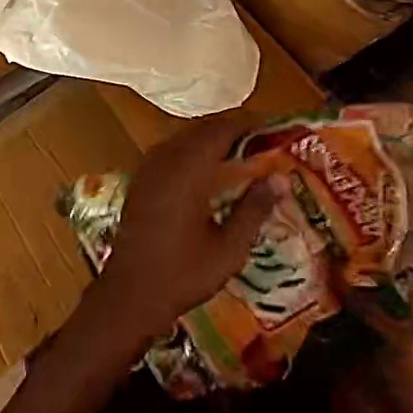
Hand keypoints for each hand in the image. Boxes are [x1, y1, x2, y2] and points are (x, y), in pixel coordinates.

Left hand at [96, 110, 280, 335]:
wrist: (132, 288)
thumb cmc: (184, 273)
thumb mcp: (229, 247)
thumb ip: (253, 209)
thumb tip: (279, 180)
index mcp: (185, 172)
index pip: (217, 133)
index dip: (244, 125)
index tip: (272, 125)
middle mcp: (162, 162)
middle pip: (198, 131)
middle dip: (229, 129)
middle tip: (263, 137)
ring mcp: (147, 169)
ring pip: (181, 139)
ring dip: (209, 139)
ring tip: (243, 149)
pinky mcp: (140, 180)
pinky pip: (168, 152)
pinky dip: (191, 150)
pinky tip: (210, 167)